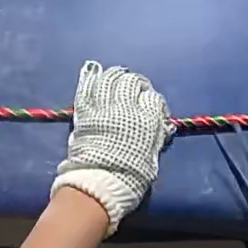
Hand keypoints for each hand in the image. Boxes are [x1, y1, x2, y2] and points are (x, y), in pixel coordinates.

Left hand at [50, 61, 171, 234]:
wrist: (99, 180)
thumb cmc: (130, 175)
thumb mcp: (151, 156)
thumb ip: (156, 136)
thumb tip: (163, 124)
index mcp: (146, 120)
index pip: (153, 99)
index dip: (152, 100)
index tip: (150, 103)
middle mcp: (125, 108)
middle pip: (132, 83)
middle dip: (135, 82)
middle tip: (135, 86)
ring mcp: (103, 108)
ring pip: (110, 80)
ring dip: (115, 75)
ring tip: (117, 75)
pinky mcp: (85, 111)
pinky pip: (87, 88)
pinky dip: (89, 76)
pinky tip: (92, 67)